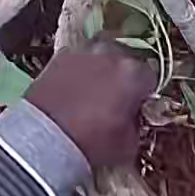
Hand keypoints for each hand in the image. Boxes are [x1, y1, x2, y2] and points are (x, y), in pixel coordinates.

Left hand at [25, 41, 155, 168]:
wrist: (45, 136)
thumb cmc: (92, 141)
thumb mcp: (128, 144)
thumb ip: (137, 124)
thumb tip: (134, 117)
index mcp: (132, 73)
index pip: (149, 78)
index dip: (144, 94)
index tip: (137, 107)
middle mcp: (111, 53)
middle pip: (125, 61)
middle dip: (123, 77)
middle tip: (114, 98)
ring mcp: (84, 51)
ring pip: (101, 57)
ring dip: (101, 69)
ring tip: (92, 92)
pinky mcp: (61, 55)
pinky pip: (78, 60)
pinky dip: (79, 70)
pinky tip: (72, 89)